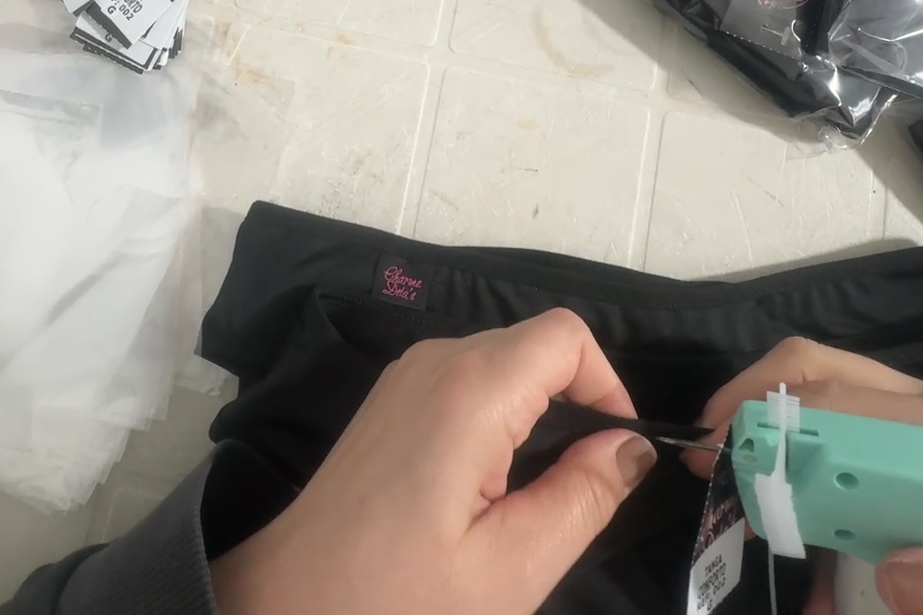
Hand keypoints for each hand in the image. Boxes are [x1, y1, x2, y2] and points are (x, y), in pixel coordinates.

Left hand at [210, 308, 658, 614]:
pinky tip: (485, 479)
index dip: (606, 383)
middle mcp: (437, 358)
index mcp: (471, 387)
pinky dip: (499, 411)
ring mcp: (409, 370)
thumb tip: (632, 446)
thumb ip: (583, 495)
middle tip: (577, 486)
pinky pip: (469, 377)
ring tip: (529, 491)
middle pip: (535, 345)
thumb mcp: (512, 564)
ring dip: (537, 410)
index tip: (616, 452)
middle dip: (575, 401)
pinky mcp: (395, 392)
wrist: (291, 595)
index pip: (565, 334)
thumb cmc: (400, 592)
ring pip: (504, 359)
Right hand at [690, 338, 922, 614]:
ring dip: (778, 438)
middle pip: (828, 378)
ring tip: (744, 494)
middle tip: (709, 461)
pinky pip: (858, 447)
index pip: (847, 399)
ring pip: (833, 403)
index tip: (718, 462)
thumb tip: (900, 569)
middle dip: (755, 407)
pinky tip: (814, 547)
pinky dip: (817, 477)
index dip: (771, 419)